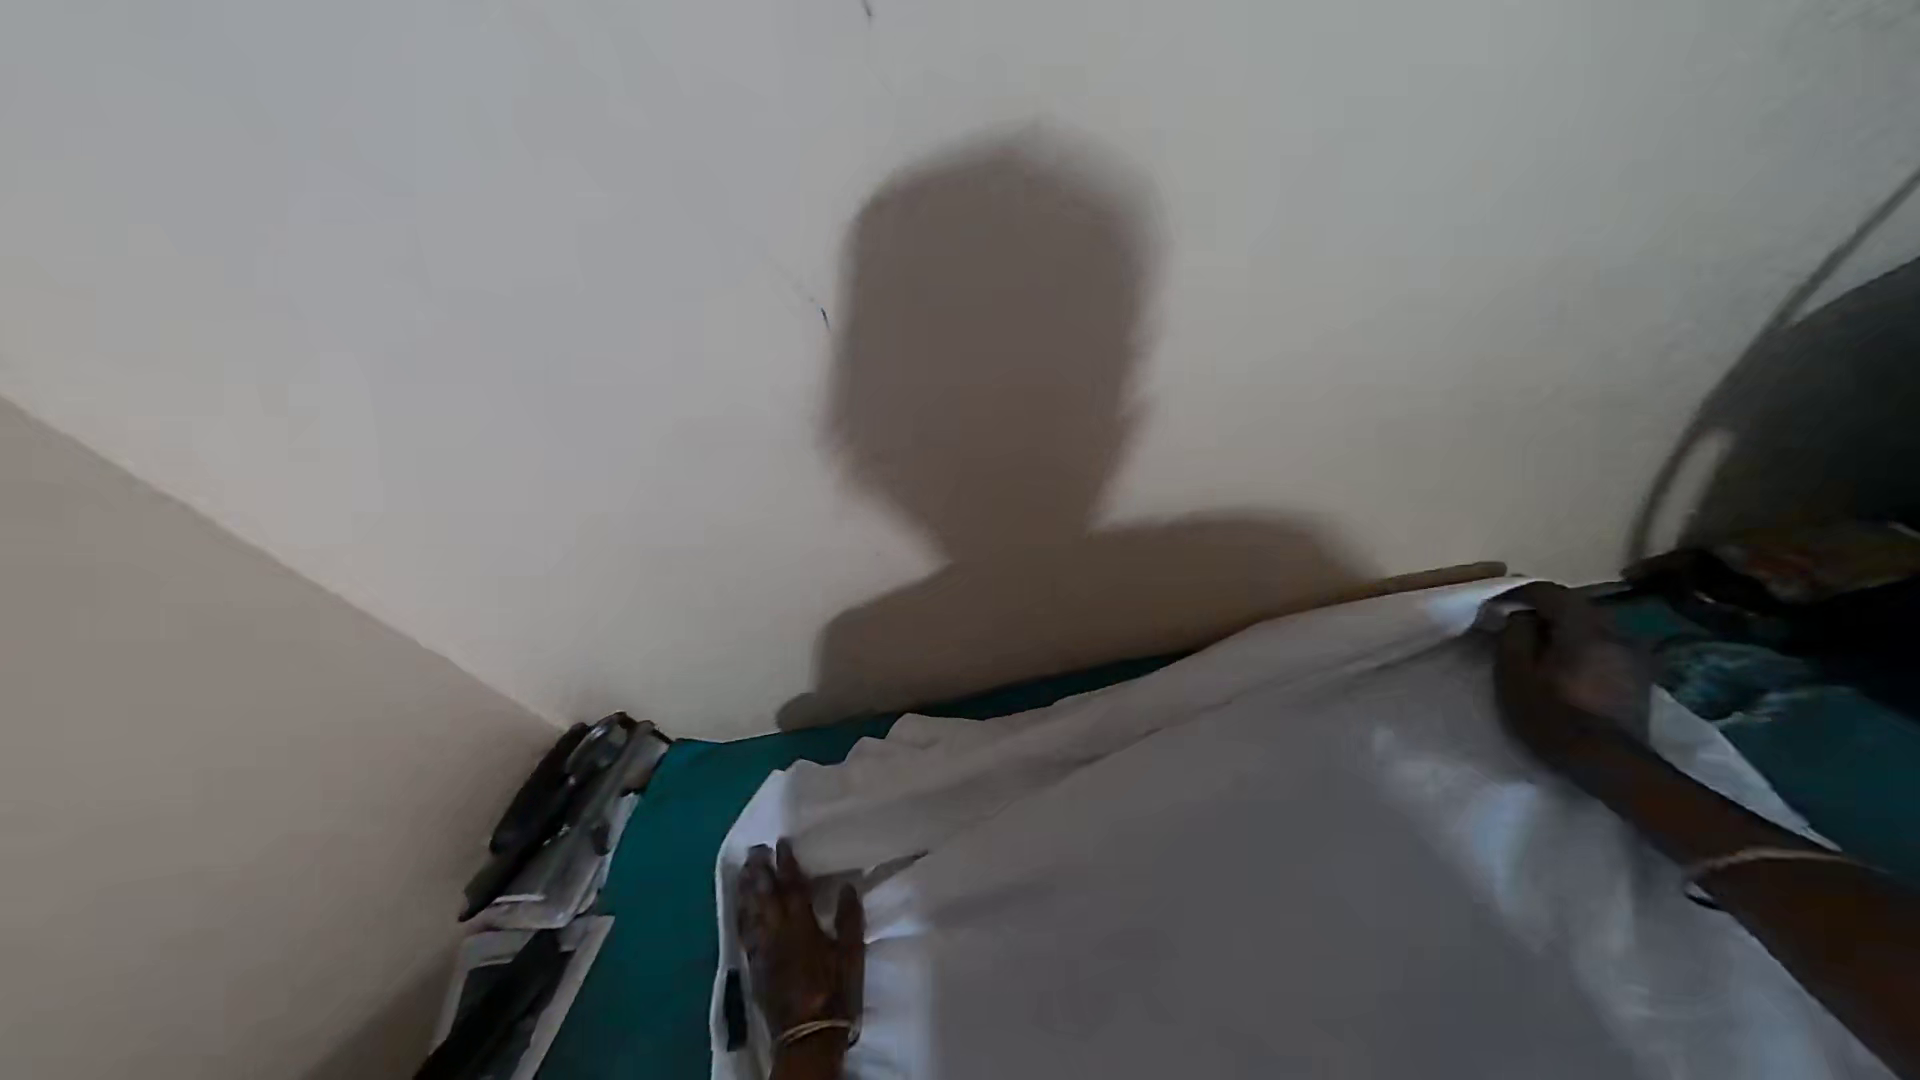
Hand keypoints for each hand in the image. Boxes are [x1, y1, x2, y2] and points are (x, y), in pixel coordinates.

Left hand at [736, 839, 863, 1037]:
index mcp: (802, 926)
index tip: (781, 844)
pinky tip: (741, 909)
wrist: (809, 1034)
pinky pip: (745, 934)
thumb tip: (848, 886)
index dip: (787, 864)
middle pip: (766, 896)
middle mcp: (778, 933)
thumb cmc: (835, 989)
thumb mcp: (851, 953)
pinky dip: (742, 916)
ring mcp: (763, 950)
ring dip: (747, 890)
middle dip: (760, 871)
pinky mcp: (756, 966)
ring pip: (752, 913)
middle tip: (755, 850)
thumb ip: (849, 918)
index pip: (792, 887)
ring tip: (744, 871)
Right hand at [1492, 582, 1650, 770]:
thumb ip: (1514, 636)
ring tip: (1540, 645)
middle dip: (1545, 609)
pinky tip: (1567, 663)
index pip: (1552, 593)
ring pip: (1593, 627)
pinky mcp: (1639, 676)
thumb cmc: (1550, 715)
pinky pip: (1605, 646)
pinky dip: (1582, 645)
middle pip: (1577, 607)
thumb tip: (1522, 617)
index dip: (1521, 591)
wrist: (1607, 764)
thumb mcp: (1513, 674)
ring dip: (1566, 628)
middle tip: (1516, 623)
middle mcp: (1617, 635)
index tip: (1498, 600)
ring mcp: (1634, 656)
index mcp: (1584, 631)